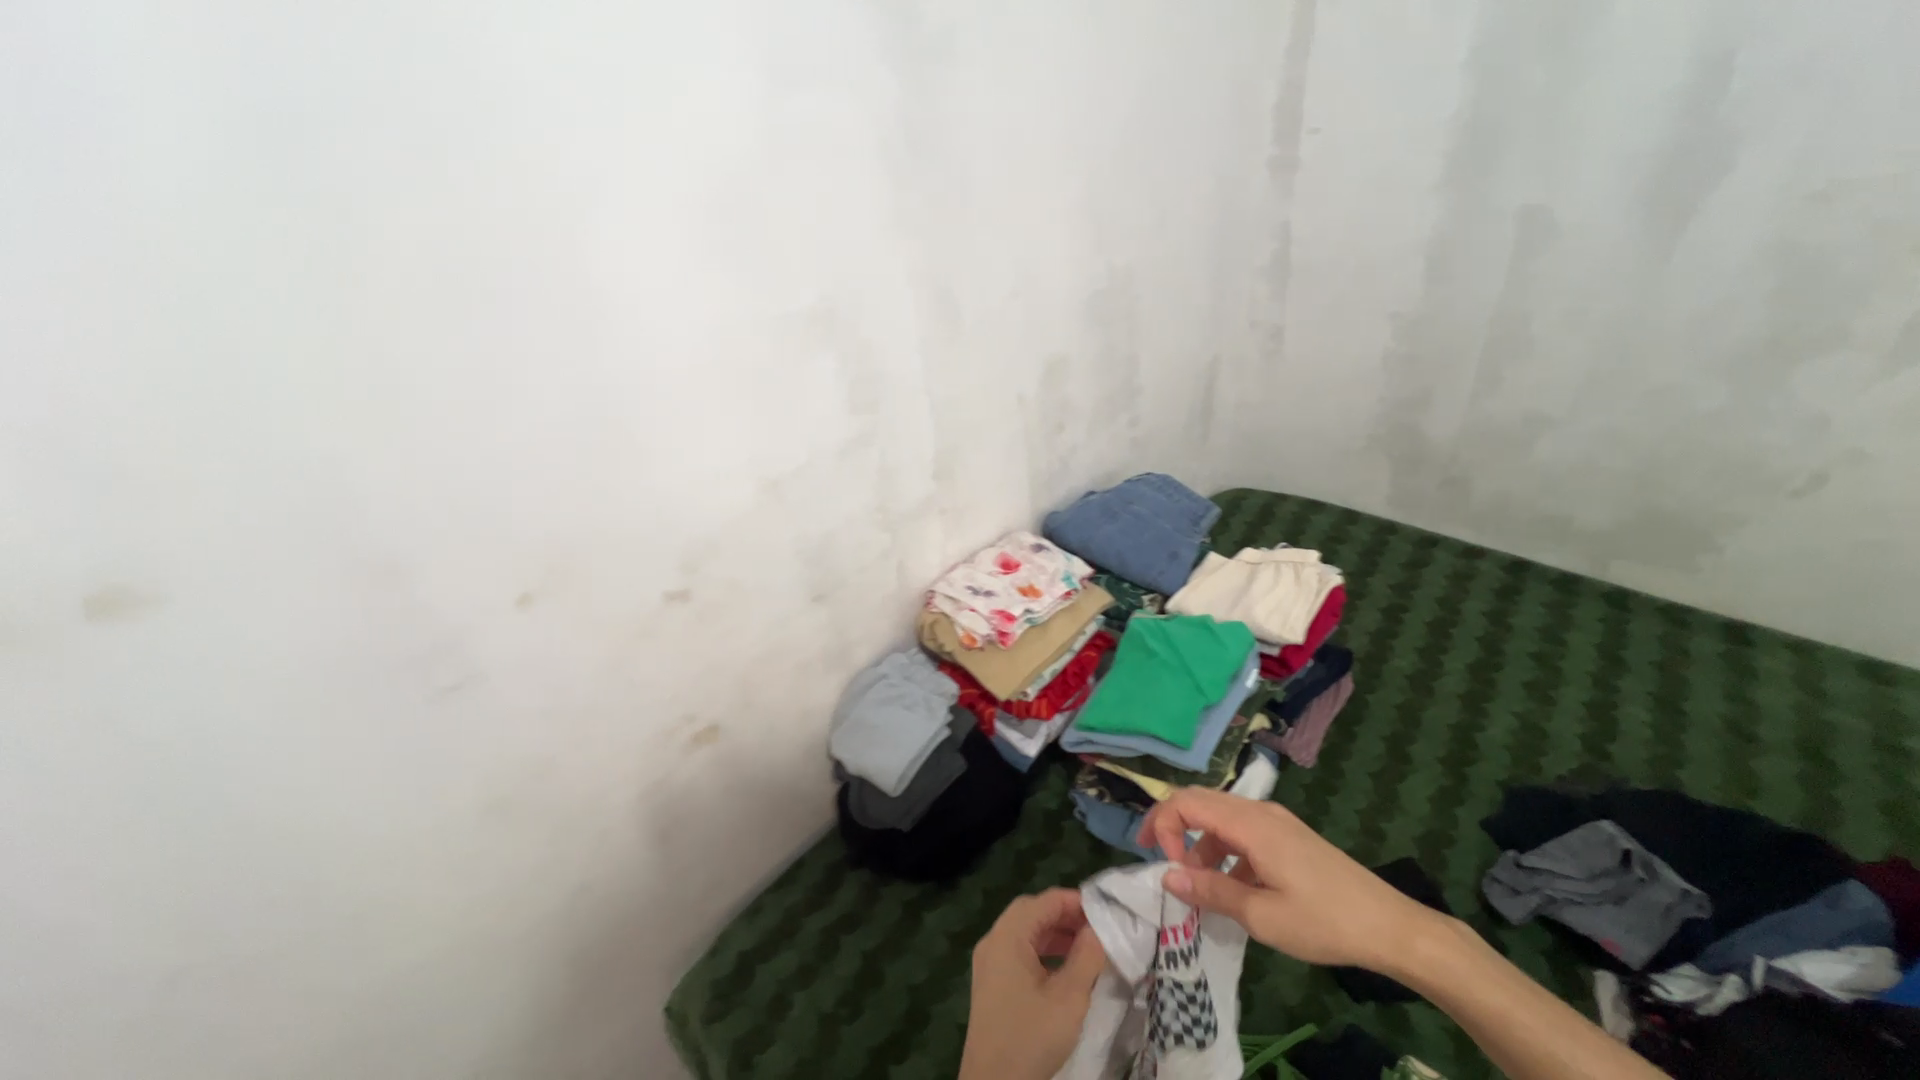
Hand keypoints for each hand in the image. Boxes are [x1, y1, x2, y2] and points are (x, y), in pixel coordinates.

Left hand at [957, 888, 1107, 1079]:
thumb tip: (1098, 928)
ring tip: (1087, 947)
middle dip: (1066, 915)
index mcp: (1007, 936)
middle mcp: (993, 942)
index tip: (1107, 912)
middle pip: (1031, 912)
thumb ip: (1086, 956)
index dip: (1076, 901)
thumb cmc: (1032, 1036)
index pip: (1044, 901)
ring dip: (1055, 934)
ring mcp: (989, 963)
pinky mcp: (992, 983)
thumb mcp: (1069, 997)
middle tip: (1097, 928)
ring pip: (1025, 932)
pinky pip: (1019, 952)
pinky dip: (1043, 951)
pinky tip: (1065, 969)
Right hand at [1136, 787, 1445, 972]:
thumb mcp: (1261, 915)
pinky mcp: (1290, 838)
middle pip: (1201, 802)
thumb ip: (1211, 892)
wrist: (1391, 927)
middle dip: (1173, 827)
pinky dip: (1224, 852)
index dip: (1163, 825)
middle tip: (1159, 861)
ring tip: (1199, 887)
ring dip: (1200, 845)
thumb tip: (1168, 876)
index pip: (1187, 802)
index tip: (1161, 864)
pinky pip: (1243, 833)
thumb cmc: (1324, 921)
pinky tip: (1233, 889)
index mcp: (1251, 824)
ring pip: (1222, 819)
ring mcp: (1278, 823)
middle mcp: (1261, 813)